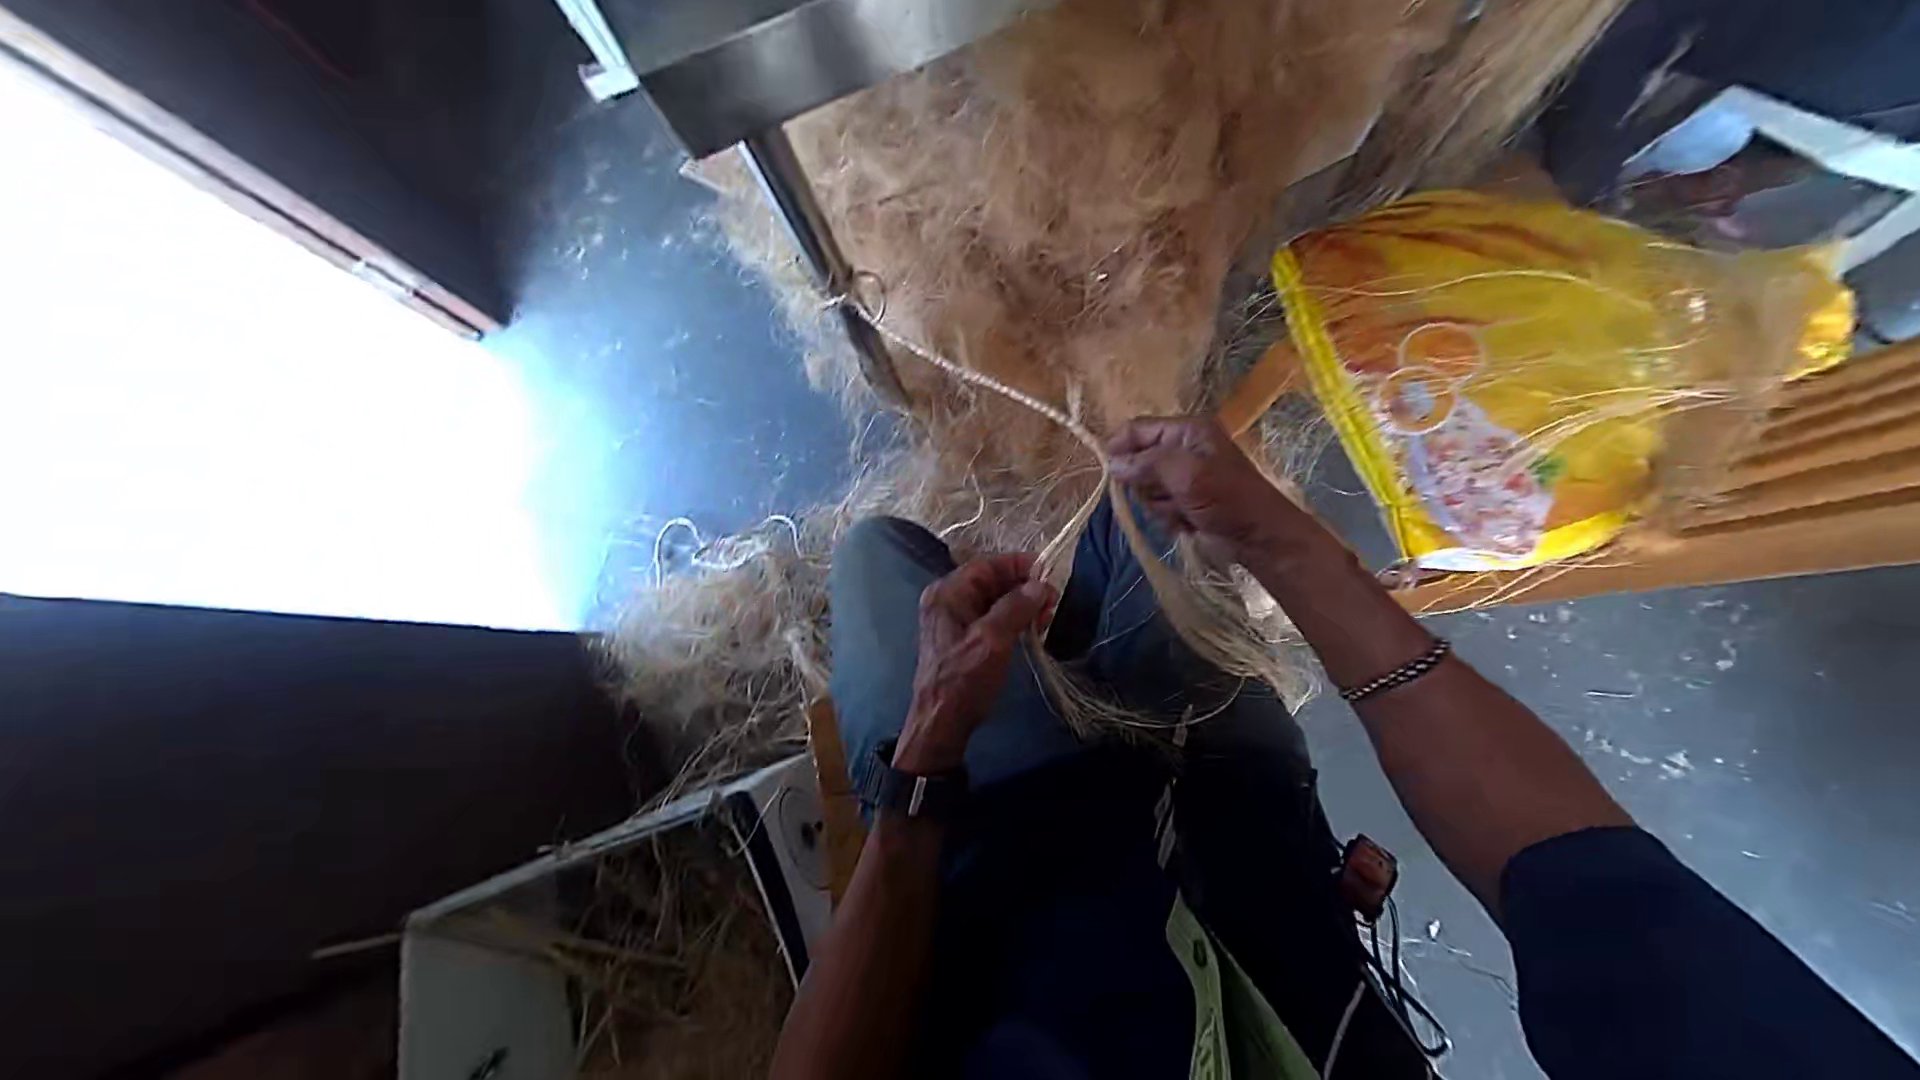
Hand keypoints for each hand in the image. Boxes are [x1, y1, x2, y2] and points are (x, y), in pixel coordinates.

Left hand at [896, 554, 1056, 773]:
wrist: (942, 722)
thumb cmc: (964, 678)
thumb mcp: (992, 640)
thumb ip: (1016, 607)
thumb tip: (1040, 585)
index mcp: (947, 593)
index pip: (986, 565)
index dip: (1018, 565)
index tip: (1048, 572)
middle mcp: (948, 601)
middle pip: (991, 581)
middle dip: (1023, 587)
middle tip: (1052, 600)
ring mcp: (954, 620)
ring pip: (994, 600)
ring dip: (1022, 604)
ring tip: (1047, 616)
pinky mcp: (964, 639)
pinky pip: (992, 618)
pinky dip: (1013, 619)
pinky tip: (1033, 629)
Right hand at [1106, 415, 1303, 565]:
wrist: (1259, 538)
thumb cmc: (1229, 500)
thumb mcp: (1188, 475)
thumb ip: (1148, 464)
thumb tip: (1113, 464)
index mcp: (1187, 430)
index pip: (1137, 429)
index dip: (1119, 446)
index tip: (1109, 471)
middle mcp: (1182, 448)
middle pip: (1137, 460)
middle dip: (1145, 483)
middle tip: (1166, 494)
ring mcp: (1182, 475)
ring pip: (1143, 487)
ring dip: (1158, 504)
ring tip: (1182, 510)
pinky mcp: (1182, 499)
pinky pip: (1155, 506)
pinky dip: (1166, 516)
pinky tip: (1185, 521)